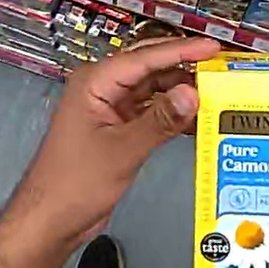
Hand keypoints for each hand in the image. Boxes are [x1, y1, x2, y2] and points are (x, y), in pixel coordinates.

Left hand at [0, 37, 219, 267]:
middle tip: (218, 66)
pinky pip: (150, 110)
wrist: (50, 220)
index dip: (181, 51)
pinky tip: (194, 119)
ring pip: (152, 89)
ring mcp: (110, 107)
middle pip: (150, 67)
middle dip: (183, 66)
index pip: (145, 57)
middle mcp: (102, 88)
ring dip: (179, 92)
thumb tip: (192, 94)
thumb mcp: (122, 150)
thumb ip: (159, 121)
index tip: (211, 48)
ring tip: (213, 93)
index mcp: (95, 82)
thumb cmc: (73, 183)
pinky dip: (171, 113)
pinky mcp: (117, 126)